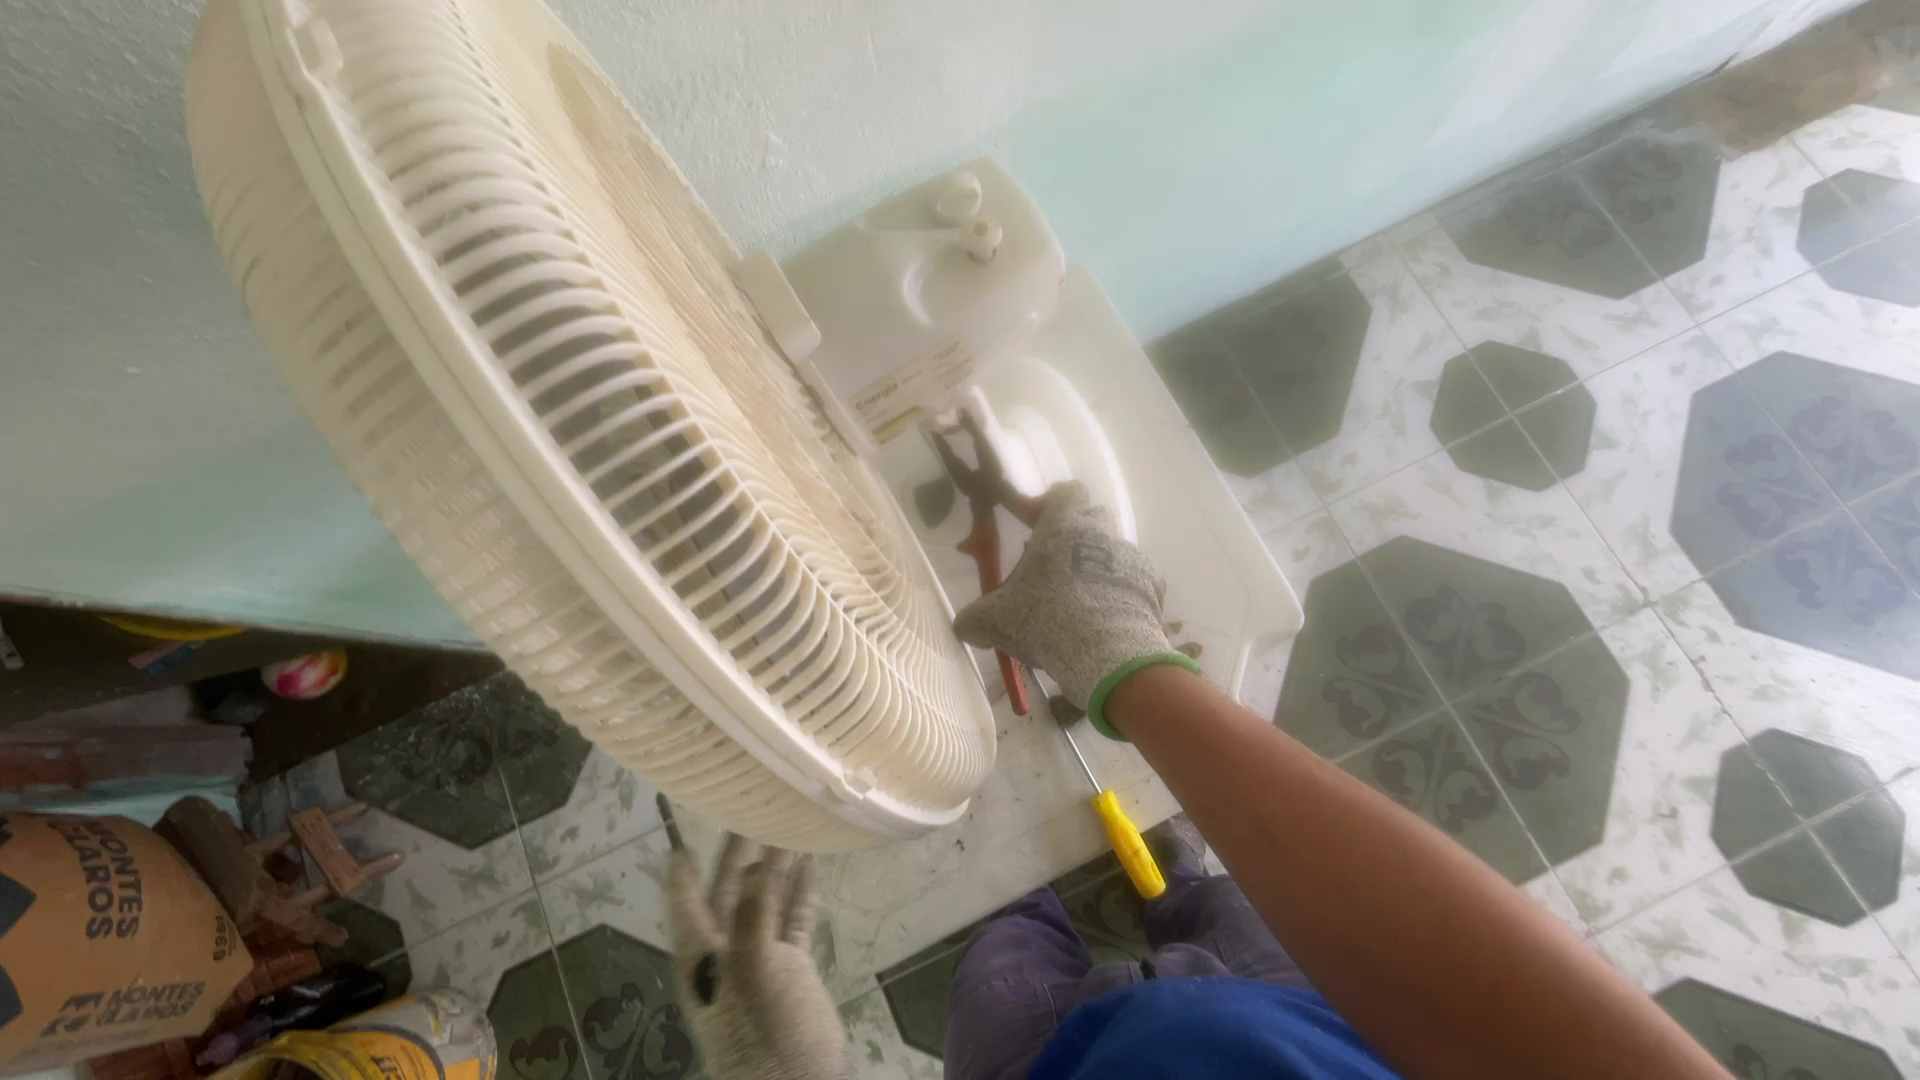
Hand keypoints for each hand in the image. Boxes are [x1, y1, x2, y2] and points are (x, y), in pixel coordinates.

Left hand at [668, 835, 846, 1079]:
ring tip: (789, 828)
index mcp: (702, 956)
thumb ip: (754, 914)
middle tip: (752, 810)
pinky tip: (811, 866)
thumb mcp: (752, 971)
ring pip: (765, 901)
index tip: (681, 840)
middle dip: (739, 855)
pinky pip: (793, 920)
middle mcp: (727, 952)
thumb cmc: (760, 1032)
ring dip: (776, 868)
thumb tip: (760, 865)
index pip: (686, 902)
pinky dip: (800, 893)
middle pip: (730, 892)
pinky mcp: (791, 969)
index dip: (683, 872)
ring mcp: (761, 960)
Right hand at [953, 481, 1198, 738]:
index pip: (1065, 492)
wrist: (1105, 652)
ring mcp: (1130, 557)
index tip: (1035, 524)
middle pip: (1091, 517)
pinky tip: (1104, 619)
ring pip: (1111, 551)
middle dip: (1074, 534)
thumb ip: (975, 619)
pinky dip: (1118, 593)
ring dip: (1095, 567)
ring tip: (1079, 602)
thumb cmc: (1045, 619)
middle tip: (1054, 566)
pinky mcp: (1151, 585)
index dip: (1050, 504)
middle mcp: (1100, 532)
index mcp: (1063, 526)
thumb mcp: (997, 621)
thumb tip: (961, 626)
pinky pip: (1132, 581)